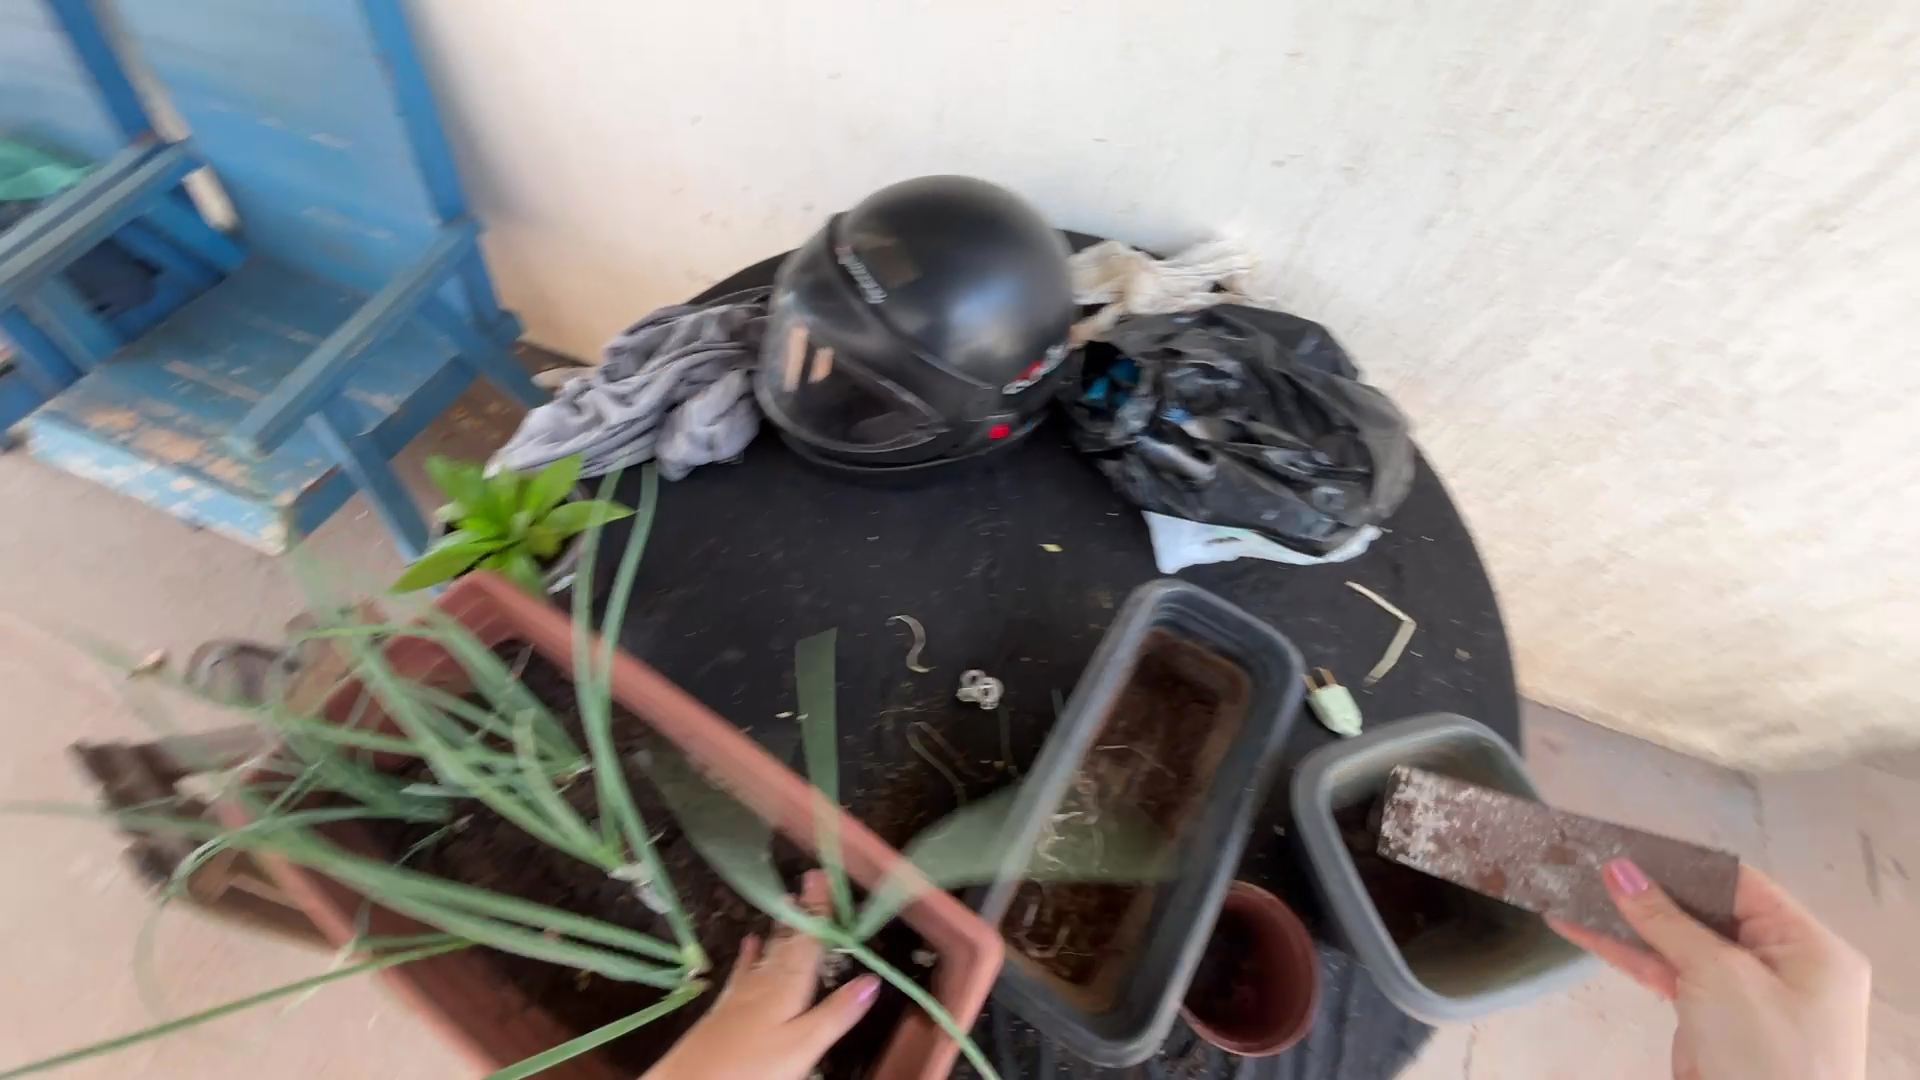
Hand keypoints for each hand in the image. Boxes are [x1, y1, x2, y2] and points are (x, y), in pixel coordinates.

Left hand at [644, 870, 878, 1079]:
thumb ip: (836, 1013)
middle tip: (809, 881)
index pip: (809, 939)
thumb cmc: (752, 1069)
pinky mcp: (726, 1008)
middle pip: (789, 940)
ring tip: (787, 900)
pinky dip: (749, 954)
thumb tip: (873, 979)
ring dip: (781, 927)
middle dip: (802, 912)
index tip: (822, 875)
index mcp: (790, 985)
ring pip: (768, 952)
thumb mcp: (804, 1047)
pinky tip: (748, 942)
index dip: (818, 909)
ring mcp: (743, 993)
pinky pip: (743, 971)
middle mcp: (767, 980)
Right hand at [1551, 858, 1870, 1079]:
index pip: (1736, 882)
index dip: (1678, 860)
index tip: (1620, 842)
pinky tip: (1570, 925)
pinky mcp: (1705, 1008)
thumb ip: (1664, 917)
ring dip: (1618, 915)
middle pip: (1698, 907)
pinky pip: (1657, 963)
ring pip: (1670, 935)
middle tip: (1583, 859)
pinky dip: (1616, 945)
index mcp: (1806, 946)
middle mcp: (1778, 961)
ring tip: (1566, 886)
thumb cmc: (1766, 1046)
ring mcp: (1740, 986)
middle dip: (1640, 887)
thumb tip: (1616, 866)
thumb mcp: (1718, 972)